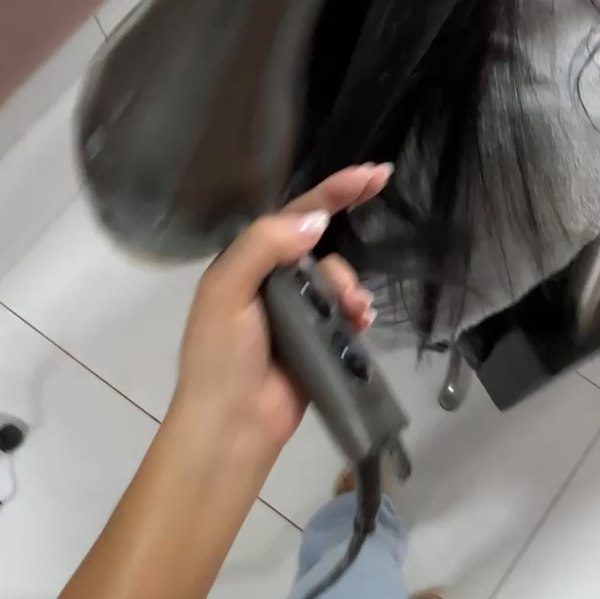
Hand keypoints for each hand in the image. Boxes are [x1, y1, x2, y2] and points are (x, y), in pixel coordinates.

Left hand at [167, 163, 390, 464]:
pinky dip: (358, 314)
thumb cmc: (222, 356)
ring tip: (353, 317)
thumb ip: (265, 246)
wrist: (234, 423)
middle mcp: (273, 282)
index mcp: (249, 263)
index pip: (296, 215)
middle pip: (324, 250)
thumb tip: (316, 220)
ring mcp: (298, 313)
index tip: (377, 174)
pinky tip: (361, 325)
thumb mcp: (227, 290)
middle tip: (351, 294)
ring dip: (352, 293)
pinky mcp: (318, 341)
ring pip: (339, 283)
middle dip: (343, 266)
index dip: (335, 191)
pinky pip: (347, 314)